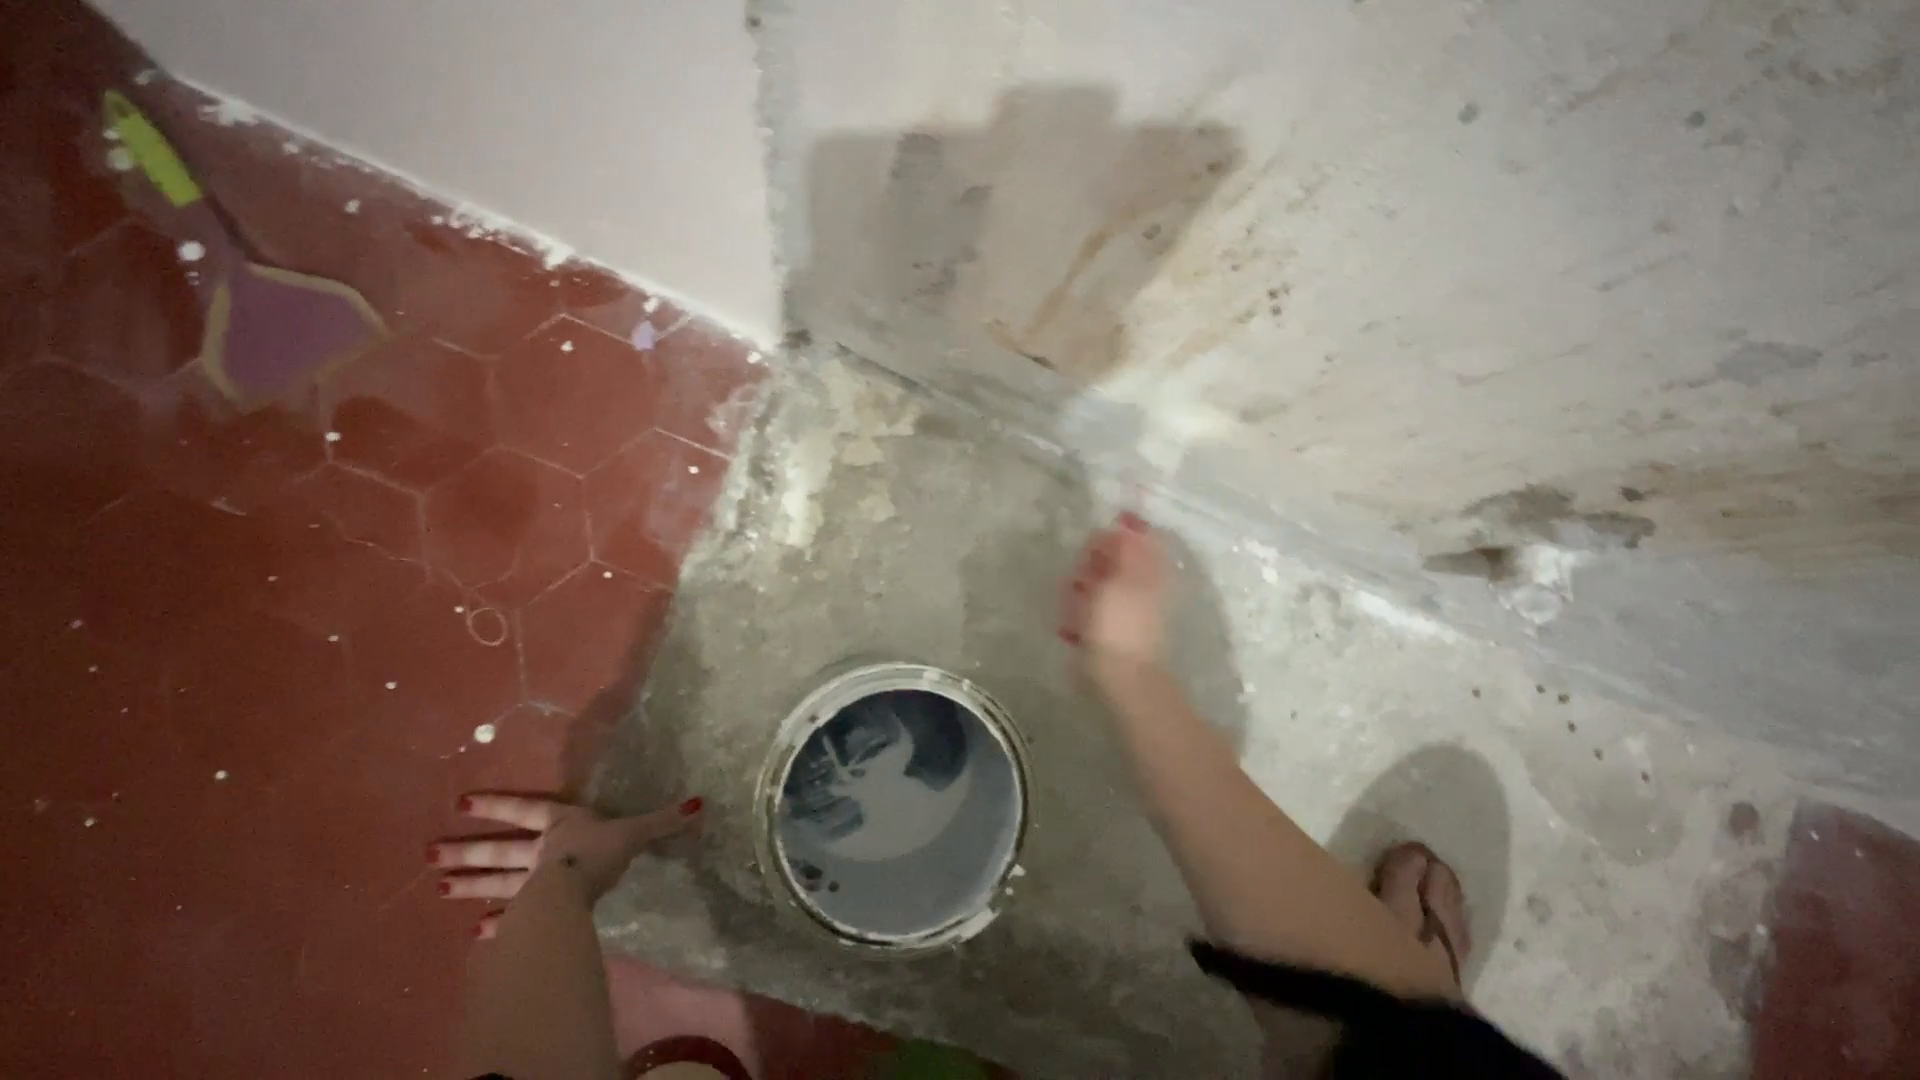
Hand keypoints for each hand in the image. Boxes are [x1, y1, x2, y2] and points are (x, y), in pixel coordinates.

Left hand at [429, 793, 702, 936]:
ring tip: (438, 888)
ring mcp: (530, 884)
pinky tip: (473, 933)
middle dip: (466, 850)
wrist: (576, 891)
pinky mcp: (532, 913)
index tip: (461, 804)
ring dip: (467, 885)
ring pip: (494, 882)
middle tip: (429, 854)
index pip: (525, 810)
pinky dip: (493, 925)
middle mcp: (538, 852)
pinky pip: (510, 918)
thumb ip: (663, 820)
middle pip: (498, 849)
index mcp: (560, 825)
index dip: (496, 806)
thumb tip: (699, 803)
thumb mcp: (634, 831)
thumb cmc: (600, 853)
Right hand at [1058, 511, 1172, 686]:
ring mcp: (1123, 610)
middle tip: (1081, 581)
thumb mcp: (1120, 578)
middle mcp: (1139, 586)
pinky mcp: (1108, 631)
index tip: (1094, 545)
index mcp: (1149, 570)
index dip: (1112, 536)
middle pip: (1109, 560)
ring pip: (1093, 586)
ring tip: (1073, 610)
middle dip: (1088, 567)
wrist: (1122, 680)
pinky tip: (1071, 628)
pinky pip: (1086, 612)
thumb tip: (1130, 518)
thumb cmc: (1119, 627)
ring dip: (1077, 594)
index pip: (1135, 537)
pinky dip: (1077, 617)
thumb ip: (1125, 547)